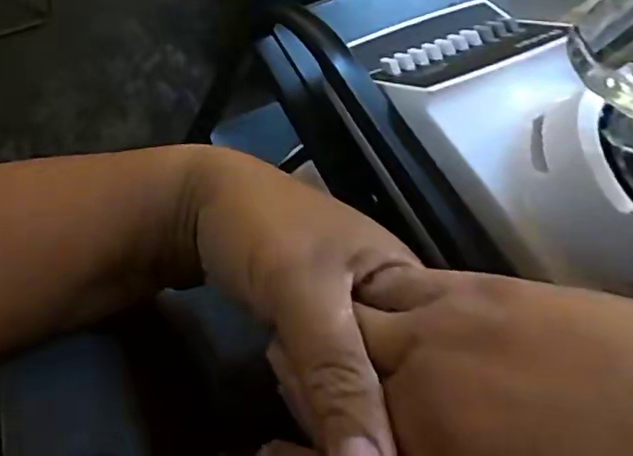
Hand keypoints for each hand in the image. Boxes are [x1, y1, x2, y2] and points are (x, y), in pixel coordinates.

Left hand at [190, 149, 421, 455]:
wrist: (193, 201)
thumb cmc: (256, 224)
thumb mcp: (300, 290)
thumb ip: (339, 374)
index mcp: (407, 280)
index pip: (438, 369)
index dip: (418, 414)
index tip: (379, 438)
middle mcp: (391, 303)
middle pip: (401, 386)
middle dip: (365, 413)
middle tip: (306, 398)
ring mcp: (353, 318)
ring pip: (364, 391)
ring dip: (336, 410)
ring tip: (297, 400)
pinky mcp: (320, 331)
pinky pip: (335, 382)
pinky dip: (319, 400)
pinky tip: (299, 413)